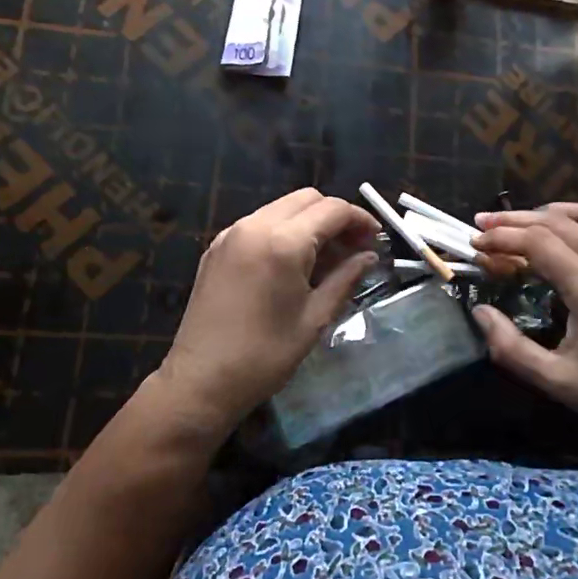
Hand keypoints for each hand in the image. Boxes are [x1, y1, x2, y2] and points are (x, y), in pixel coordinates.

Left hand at [153, 189, 378, 433]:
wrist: (201, 379)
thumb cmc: (265, 355)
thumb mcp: (315, 318)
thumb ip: (345, 278)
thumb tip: (368, 256)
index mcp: (282, 242)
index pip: (332, 210)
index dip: (360, 219)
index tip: (376, 239)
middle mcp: (254, 226)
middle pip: (306, 199)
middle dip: (335, 216)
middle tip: (354, 246)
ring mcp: (231, 234)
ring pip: (281, 208)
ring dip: (309, 222)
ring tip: (328, 257)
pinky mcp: (216, 248)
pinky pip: (258, 224)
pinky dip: (283, 231)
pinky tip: (294, 263)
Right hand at [470, 203, 577, 457]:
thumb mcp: (557, 380)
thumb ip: (511, 347)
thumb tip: (480, 312)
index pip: (539, 243)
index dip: (502, 238)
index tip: (474, 243)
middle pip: (558, 222)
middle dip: (514, 220)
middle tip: (480, 224)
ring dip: (545, 213)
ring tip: (514, 222)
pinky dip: (574, 218)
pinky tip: (556, 229)